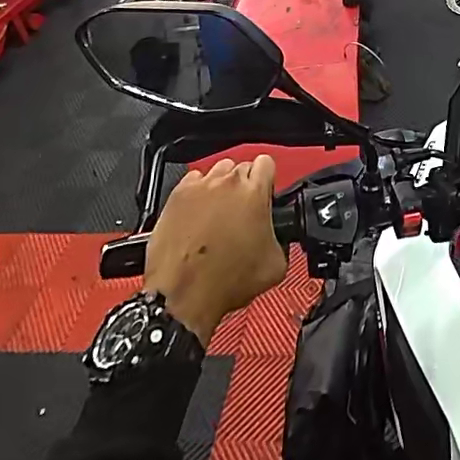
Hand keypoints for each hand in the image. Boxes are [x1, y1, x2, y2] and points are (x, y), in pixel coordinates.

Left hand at [142, 155, 288, 344]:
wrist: (184, 296)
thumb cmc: (223, 281)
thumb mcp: (275, 265)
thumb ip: (282, 239)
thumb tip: (279, 238)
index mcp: (255, 192)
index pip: (266, 162)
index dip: (267, 178)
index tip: (264, 192)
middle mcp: (227, 183)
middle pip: (242, 166)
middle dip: (245, 186)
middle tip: (242, 210)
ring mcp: (200, 187)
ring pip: (218, 170)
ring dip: (222, 186)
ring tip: (219, 211)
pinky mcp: (177, 196)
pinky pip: (192, 181)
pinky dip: (197, 193)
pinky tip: (199, 213)